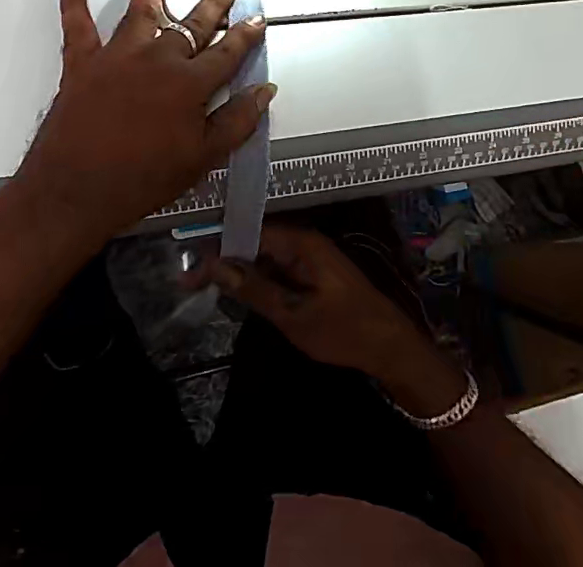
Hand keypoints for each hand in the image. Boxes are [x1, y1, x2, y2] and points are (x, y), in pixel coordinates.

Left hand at [12, 0, 274, 245]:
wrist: (77, 188)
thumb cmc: (139, 179)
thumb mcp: (201, 159)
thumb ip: (236, 122)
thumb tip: (263, 94)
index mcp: (188, 85)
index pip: (226, 53)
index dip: (245, 35)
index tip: (256, 20)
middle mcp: (155, 61)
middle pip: (192, 23)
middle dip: (214, 2)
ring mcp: (117, 57)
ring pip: (140, 10)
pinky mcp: (83, 64)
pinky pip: (77, 25)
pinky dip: (74, 2)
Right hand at [205, 225, 467, 417]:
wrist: (394, 351)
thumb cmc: (346, 332)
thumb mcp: (294, 316)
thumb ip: (254, 289)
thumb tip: (215, 265)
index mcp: (300, 243)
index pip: (247, 233)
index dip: (216, 247)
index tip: (188, 267)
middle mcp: (303, 242)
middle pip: (252, 240)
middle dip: (221, 257)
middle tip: (189, 279)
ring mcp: (307, 257)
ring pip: (261, 255)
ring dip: (235, 268)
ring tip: (201, 283)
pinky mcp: (311, 273)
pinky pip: (274, 267)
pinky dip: (254, 278)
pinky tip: (233, 289)